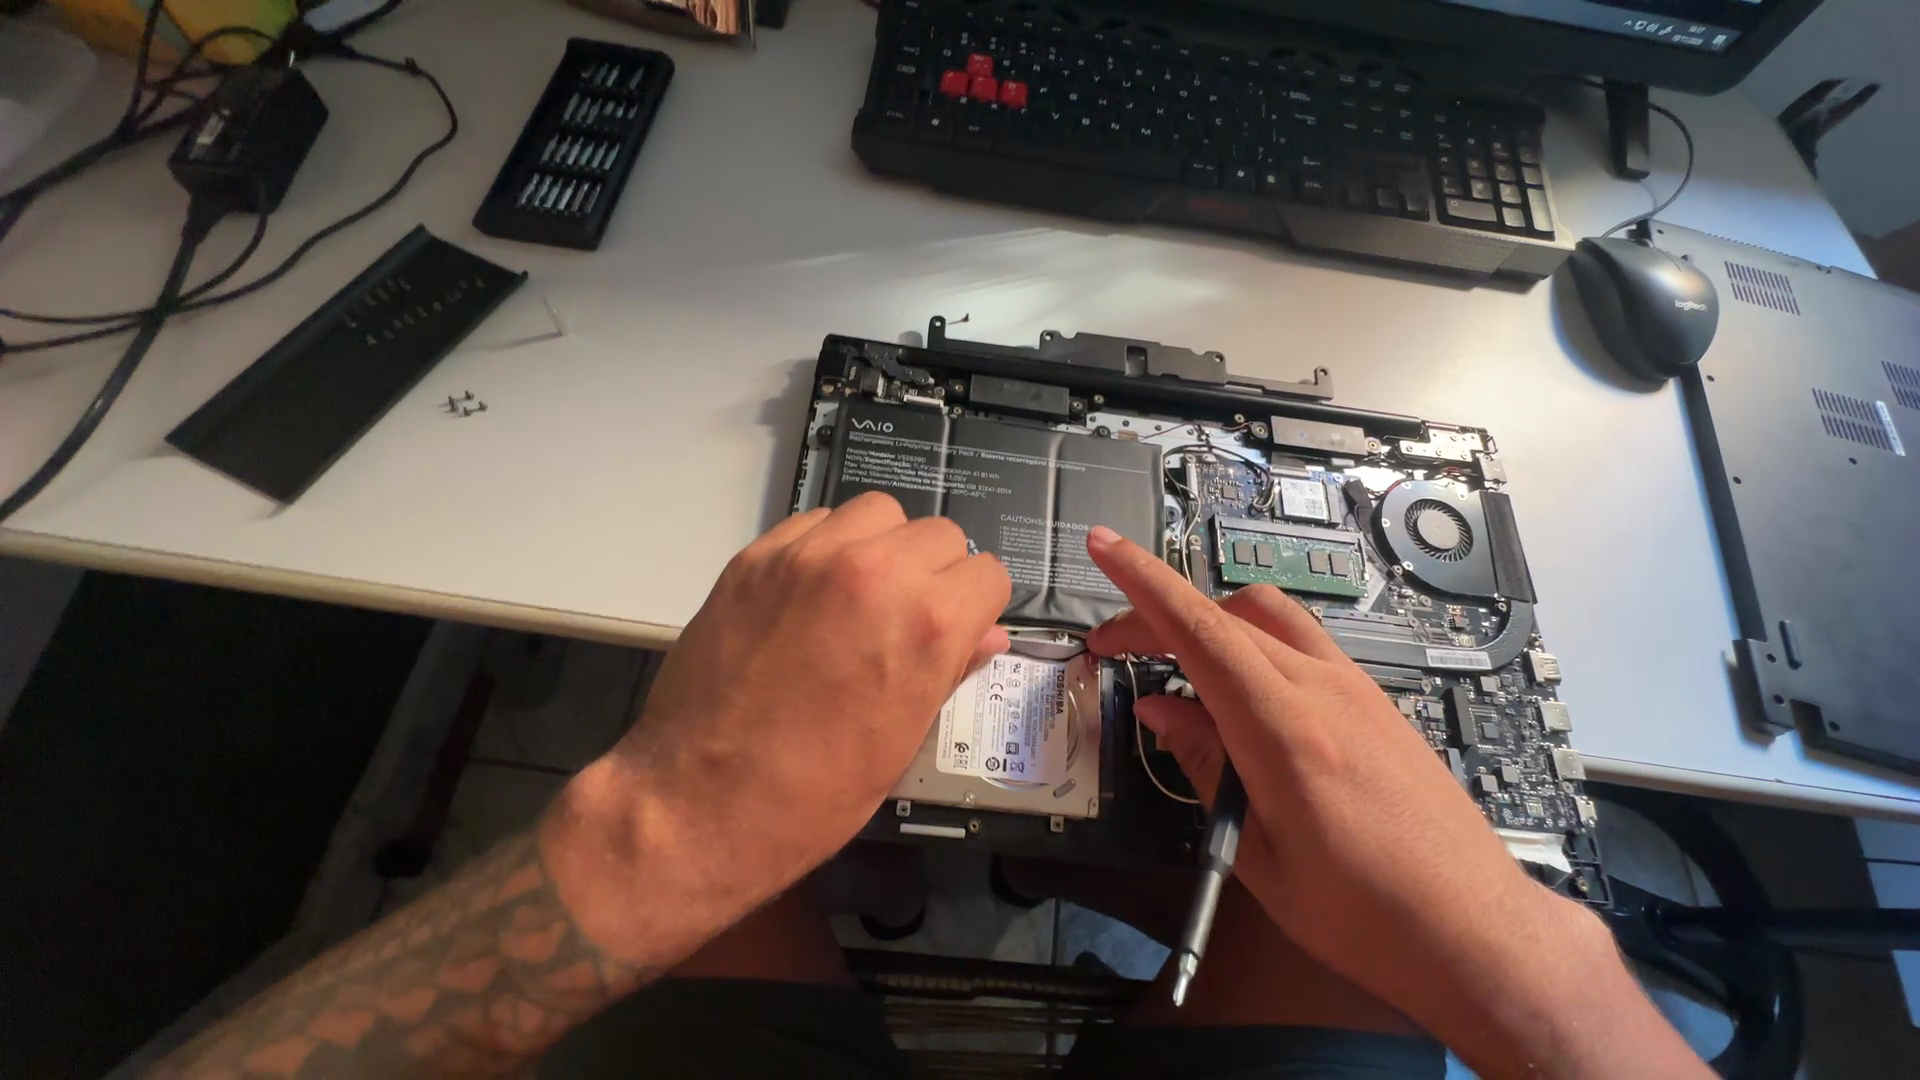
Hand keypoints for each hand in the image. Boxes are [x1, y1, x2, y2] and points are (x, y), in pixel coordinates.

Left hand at [549, 493, 1010, 963]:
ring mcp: (809, 557)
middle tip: (907, 616)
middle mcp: (876, 572)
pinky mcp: (756, 558)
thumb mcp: (904, 739)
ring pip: (878, 512)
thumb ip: (951, 669)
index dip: (978, 607)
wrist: (698, 803)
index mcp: (927, 623)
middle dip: (937, 572)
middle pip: (941, 533)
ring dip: (884, 545)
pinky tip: (811, 594)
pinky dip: (826, 547)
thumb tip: (986, 636)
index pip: (988, 575)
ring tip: (861, 592)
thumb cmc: (814, 793)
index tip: (960, 627)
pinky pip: (815, 523)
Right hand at [1084, 526, 1704, 1076]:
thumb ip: (1203, 766)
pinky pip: (1296, 642)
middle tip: (1110, 648)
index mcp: (1284, 729)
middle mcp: (1321, 688)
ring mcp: (1353, 687)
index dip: (1143, 582)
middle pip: (1222, 615)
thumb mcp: (1257, 853)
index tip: (1103, 545)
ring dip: (1206, 619)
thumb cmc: (1360, 913)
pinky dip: (1247, 643)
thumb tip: (1158, 710)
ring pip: (1265, 614)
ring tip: (1171, 661)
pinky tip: (1235, 692)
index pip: (1199, 630)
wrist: (1476, 932)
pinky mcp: (1371, 699)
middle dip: (1154, 615)